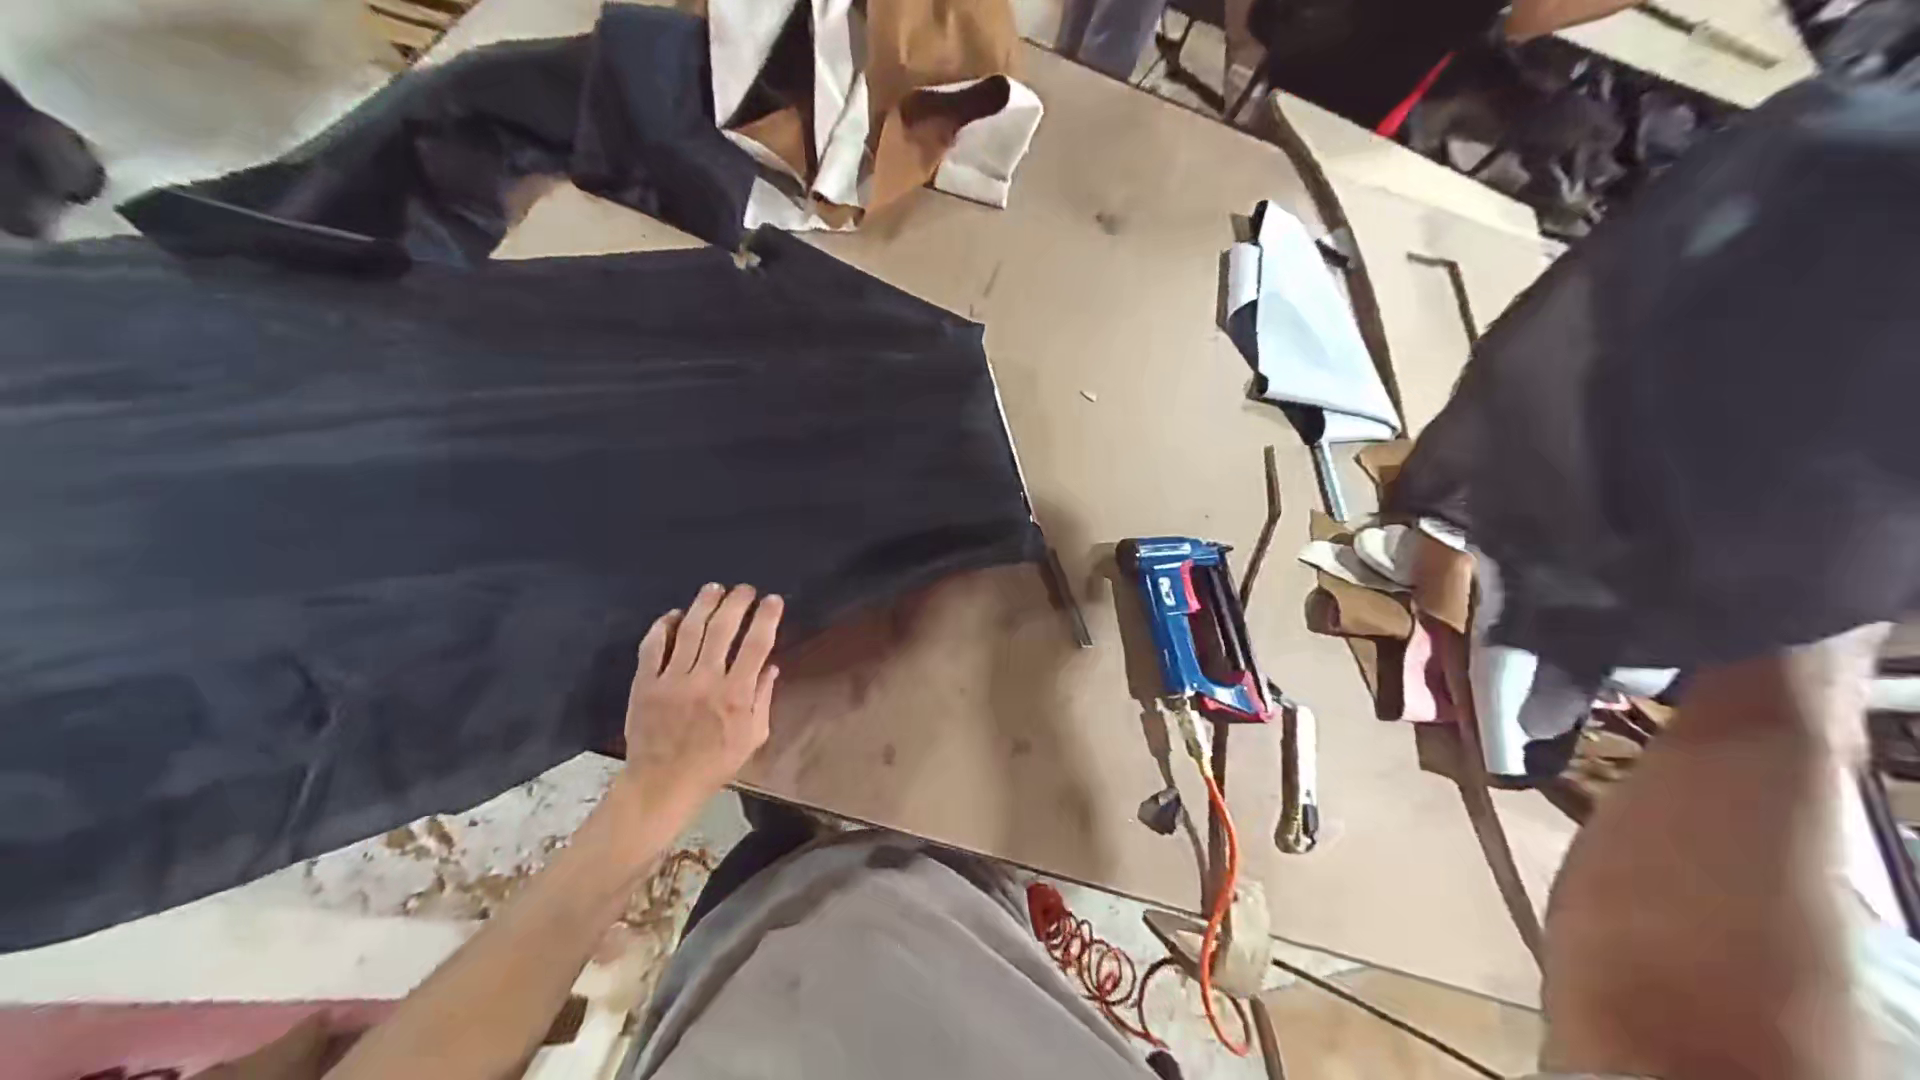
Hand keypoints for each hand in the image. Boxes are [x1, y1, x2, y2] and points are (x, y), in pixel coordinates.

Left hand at [621, 583, 783, 810]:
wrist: (662, 784)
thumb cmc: (715, 763)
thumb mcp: (753, 736)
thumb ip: (763, 698)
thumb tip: (771, 666)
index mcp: (736, 695)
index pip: (757, 644)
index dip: (767, 617)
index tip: (773, 600)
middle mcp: (705, 681)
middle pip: (723, 628)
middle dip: (737, 602)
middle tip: (745, 589)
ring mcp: (672, 680)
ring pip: (688, 630)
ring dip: (703, 605)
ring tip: (714, 589)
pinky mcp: (645, 684)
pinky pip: (652, 646)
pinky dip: (662, 626)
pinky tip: (674, 614)